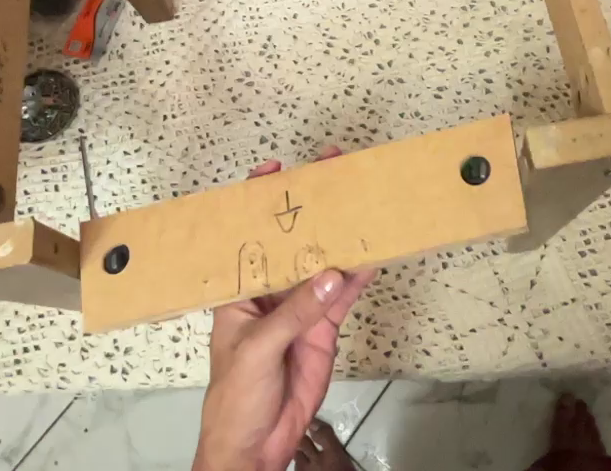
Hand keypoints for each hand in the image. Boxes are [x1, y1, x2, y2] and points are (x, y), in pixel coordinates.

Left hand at [193, 147, 376, 470]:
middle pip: (293, 239)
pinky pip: (344, 292)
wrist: (256, 445)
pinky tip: (375, 251)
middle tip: (333, 168)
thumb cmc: (235, 395)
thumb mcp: (257, 349)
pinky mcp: (324, 325)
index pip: (248, 235)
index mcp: (242, 288)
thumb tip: (332, 275)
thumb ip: (295, 313)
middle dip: (311, 206)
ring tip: (362, 200)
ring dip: (341, 232)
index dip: (259, 200)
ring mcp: (301, 305)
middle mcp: (272, 289)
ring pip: (324, 260)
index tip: (277, 169)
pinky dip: (360, 272)